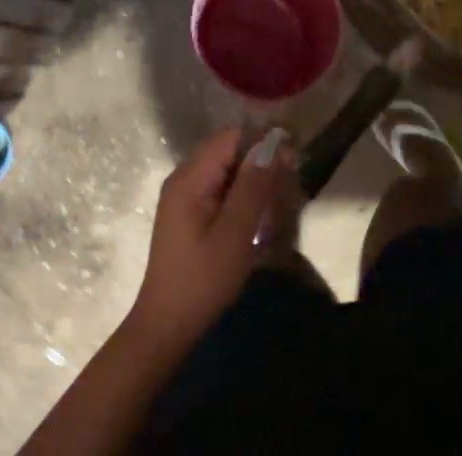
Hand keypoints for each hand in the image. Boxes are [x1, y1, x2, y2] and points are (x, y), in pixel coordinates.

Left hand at [128, 127, 293, 346]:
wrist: (168, 323)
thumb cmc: (203, 278)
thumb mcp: (235, 232)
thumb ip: (253, 186)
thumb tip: (272, 146)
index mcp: (190, 178)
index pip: (230, 139)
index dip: (262, 142)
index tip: (293, 159)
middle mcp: (184, 179)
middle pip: (228, 152)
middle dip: (260, 162)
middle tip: (290, 186)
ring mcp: (184, 197)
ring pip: (226, 172)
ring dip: (254, 181)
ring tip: (279, 202)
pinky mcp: (190, 214)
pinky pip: (220, 190)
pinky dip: (242, 196)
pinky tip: (260, 216)